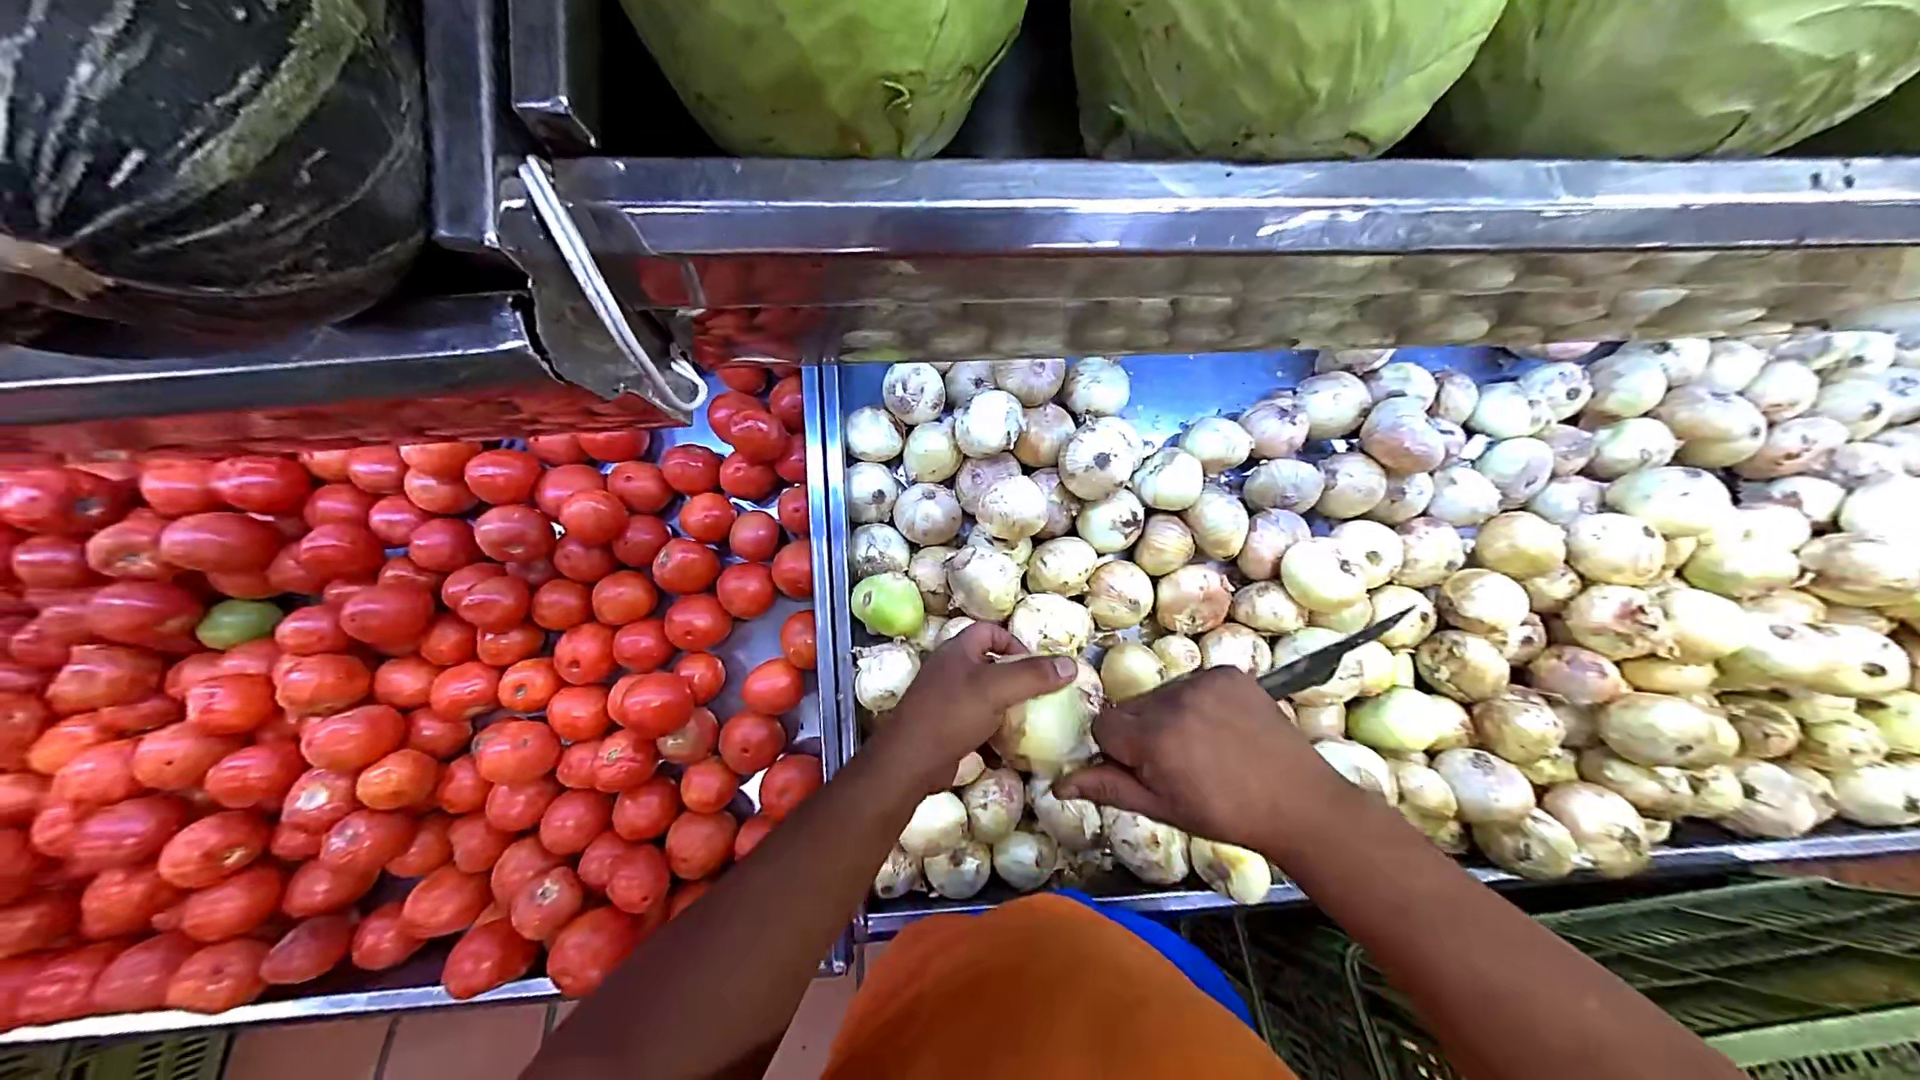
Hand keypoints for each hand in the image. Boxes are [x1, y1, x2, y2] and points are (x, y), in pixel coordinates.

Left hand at [867, 623, 1075, 794]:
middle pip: (990, 664)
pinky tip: (1008, 748)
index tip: (1035, 665)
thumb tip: (1071, 664)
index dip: (1014, 642)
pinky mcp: (946, 728)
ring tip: (1029, 722)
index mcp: (958, 650)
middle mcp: (950, 670)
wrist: (909, 761)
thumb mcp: (997, 689)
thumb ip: (1033, 675)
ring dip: (1006, 708)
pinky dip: (993, 732)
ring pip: (985, 696)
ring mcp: (945, 700)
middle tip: (1039, 695)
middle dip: (1015, 679)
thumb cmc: (951, 714)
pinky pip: (977, 723)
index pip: (990, 631)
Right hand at [1055, 666, 1345, 853]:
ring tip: (1203, 745)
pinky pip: (1193, 682)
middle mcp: (1173, 699)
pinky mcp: (1228, 672)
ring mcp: (1203, 681)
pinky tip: (1221, 727)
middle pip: (1132, 707)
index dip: (1118, 750)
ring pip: (1160, 694)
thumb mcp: (1161, 806)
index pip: (1104, 726)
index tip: (1146, 768)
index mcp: (1153, 736)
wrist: (1299, 802)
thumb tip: (1058, 784)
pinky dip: (1198, 701)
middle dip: (1142, 731)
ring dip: (1169, 715)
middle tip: (1177, 761)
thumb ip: (1108, 788)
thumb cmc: (1224, 813)